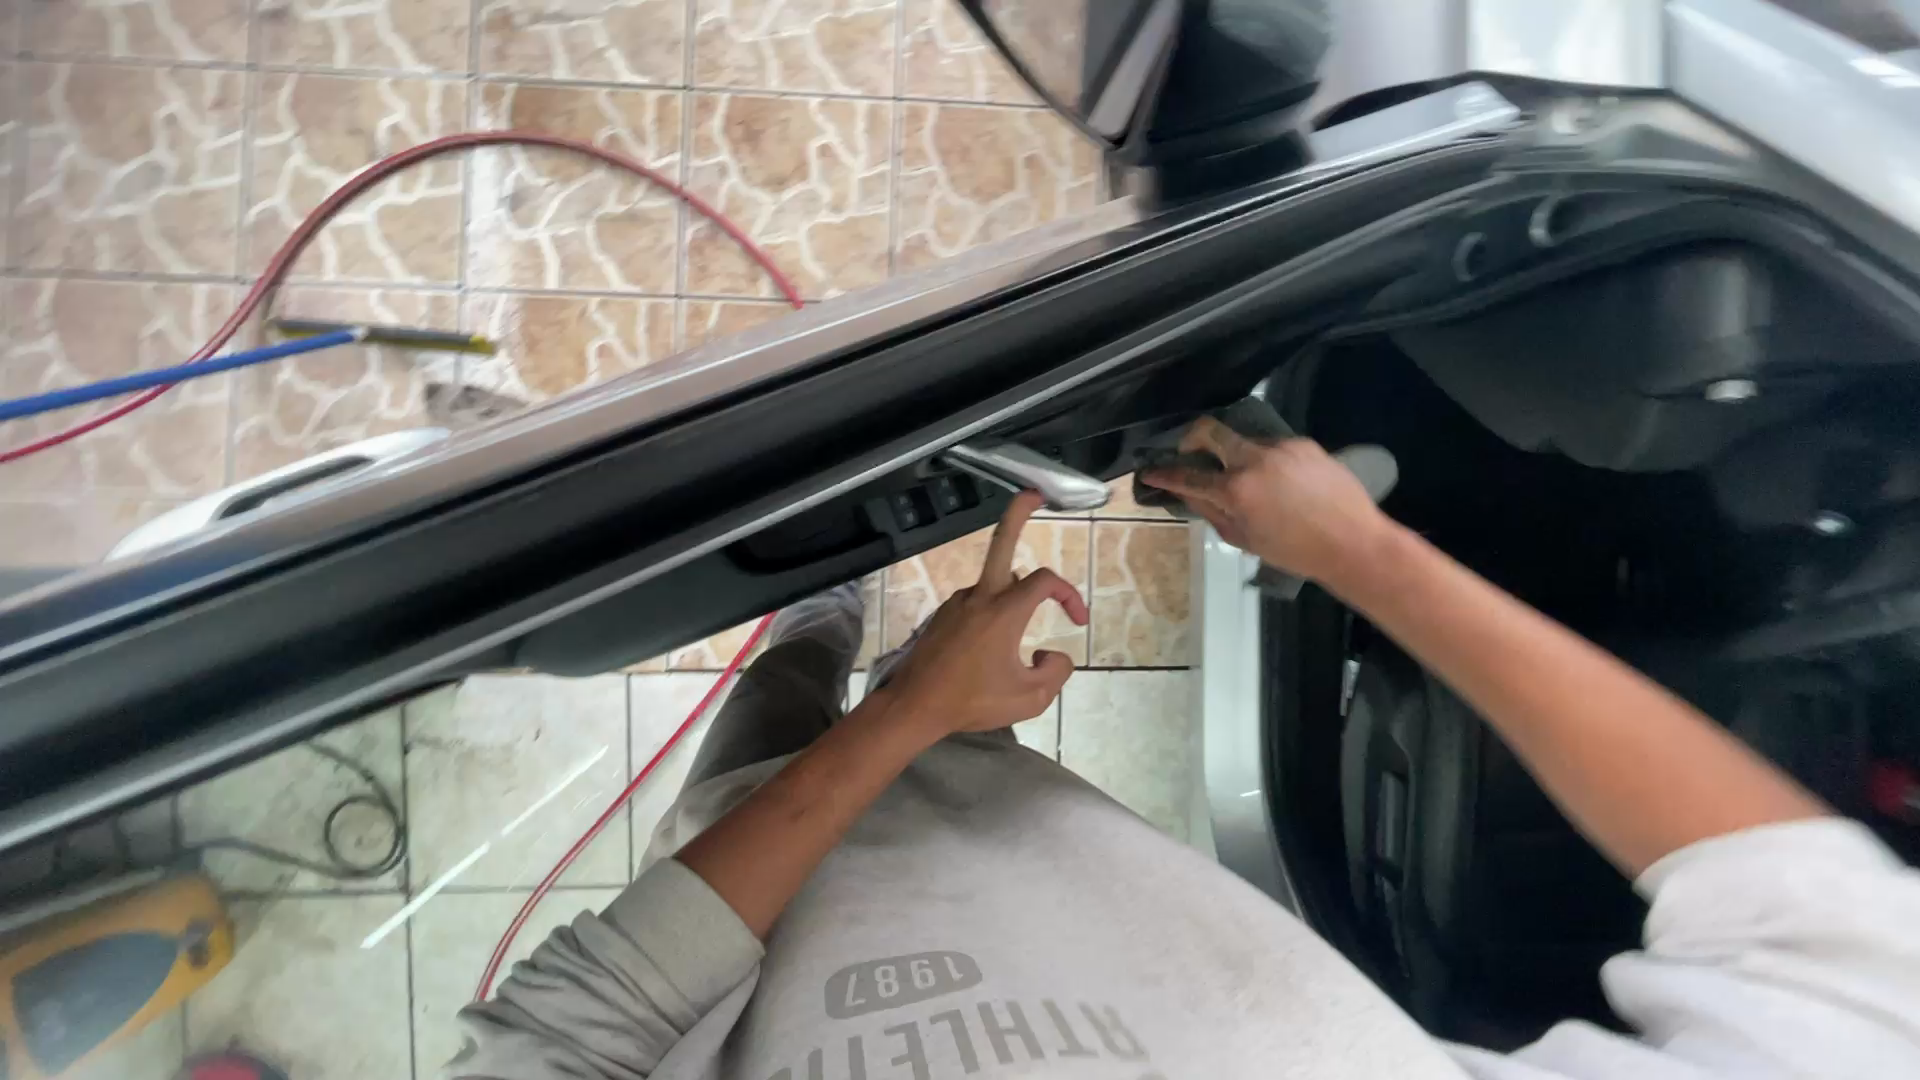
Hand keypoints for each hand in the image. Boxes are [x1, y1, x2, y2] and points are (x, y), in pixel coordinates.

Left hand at [878, 491, 1088, 735]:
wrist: (914, 705)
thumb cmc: (972, 701)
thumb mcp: (1030, 698)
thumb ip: (1055, 672)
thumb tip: (1053, 654)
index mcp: (1003, 611)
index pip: (1046, 581)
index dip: (1070, 593)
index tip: (1078, 620)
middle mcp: (979, 597)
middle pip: (1002, 542)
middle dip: (1018, 514)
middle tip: (1033, 494)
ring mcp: (957, 603)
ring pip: (993, 583)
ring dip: (1014, 588)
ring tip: (1030, 608)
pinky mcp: (943, 616)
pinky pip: (977, 604)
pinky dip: (993, 611)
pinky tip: (993, 643)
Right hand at [1141, 416, 1392, 586]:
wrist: (1354, 543)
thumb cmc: (1294, 552)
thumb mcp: (1243, 539)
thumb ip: (1212, 512)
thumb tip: (1190, 494)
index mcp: (1236, 489)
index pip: (1188, 477)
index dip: (1163, 474)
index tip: (1149, 472)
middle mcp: (1255, 460)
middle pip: (1211, 431)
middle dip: (1192, 438)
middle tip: (1189, 452)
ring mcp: (1282, 448)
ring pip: (1245, 441)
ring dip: (1235, 455)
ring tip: (1248, 480)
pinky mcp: (1305, 445)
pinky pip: (1273, 448)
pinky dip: (1266, 462)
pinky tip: (1280, 483)